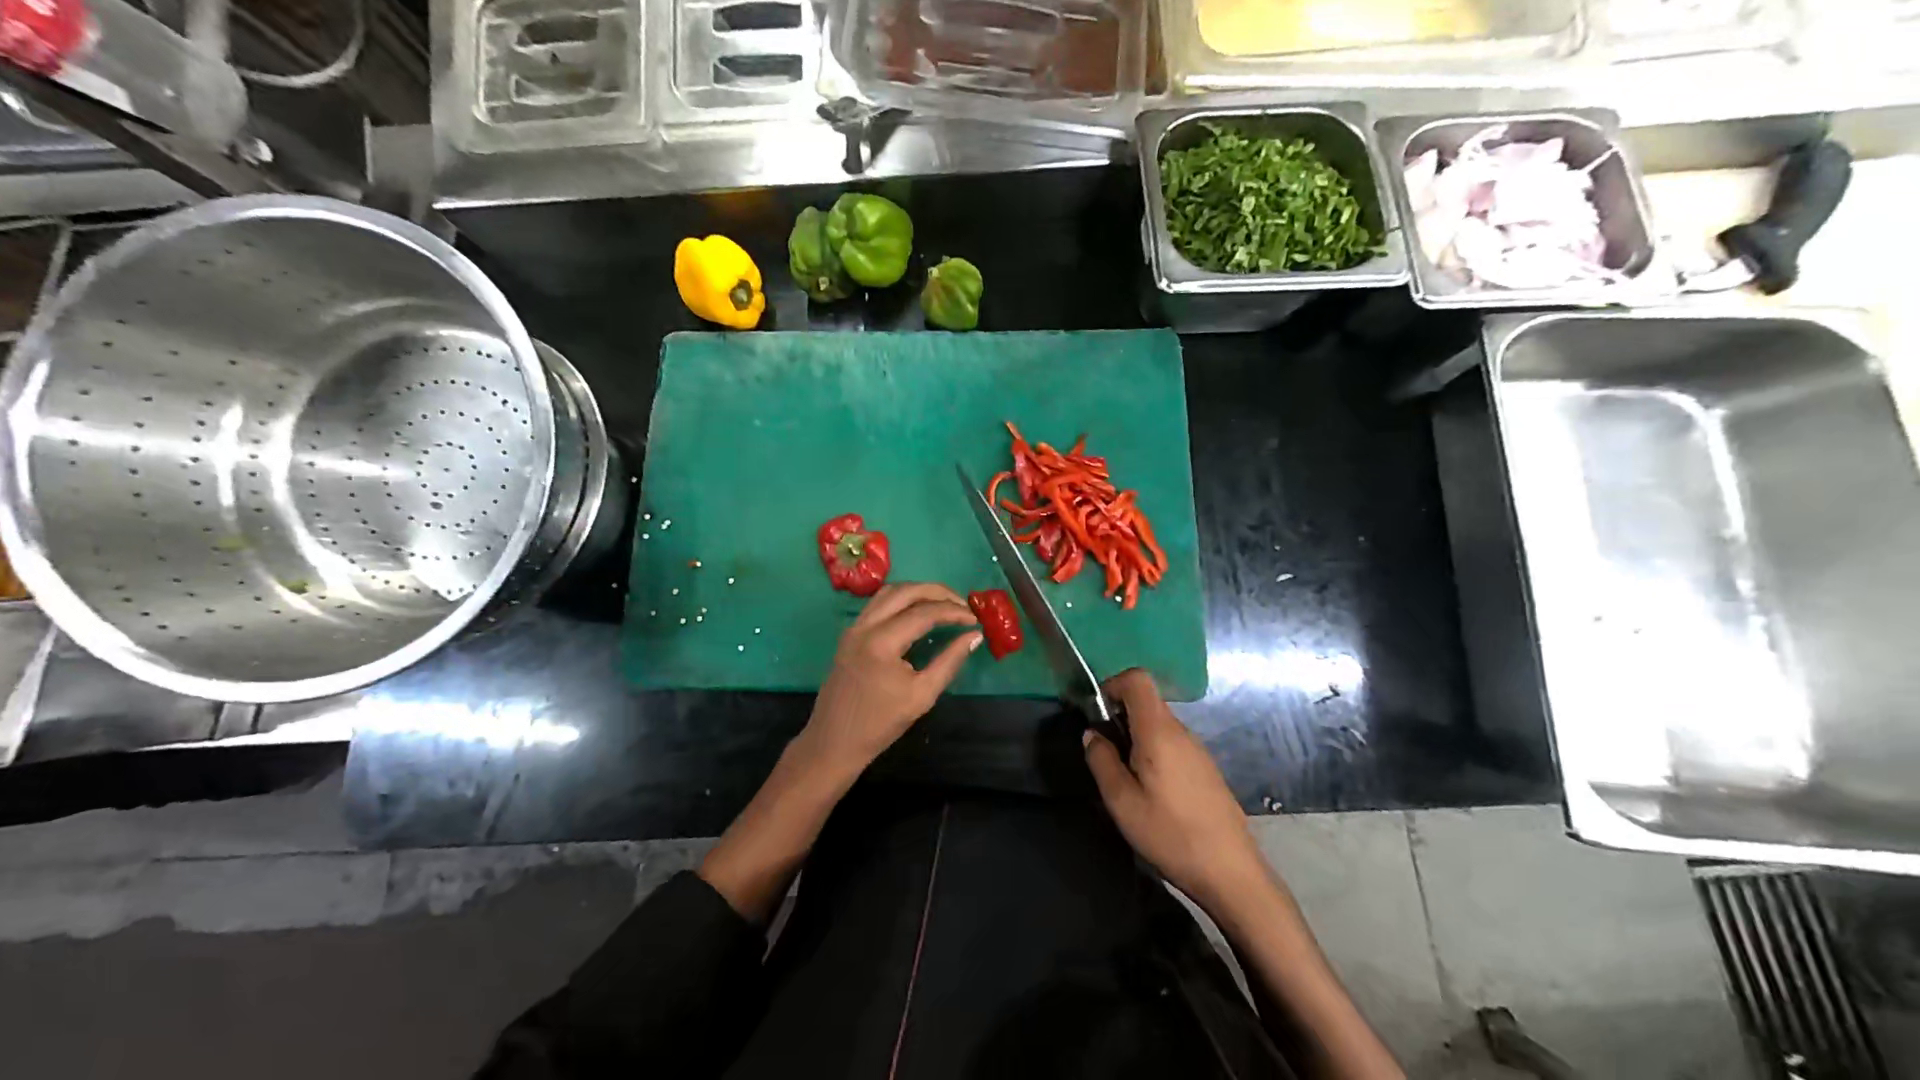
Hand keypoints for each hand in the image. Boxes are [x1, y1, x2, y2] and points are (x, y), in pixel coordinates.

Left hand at [795, 583, 982, 781]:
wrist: (834, 741)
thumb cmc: (880, 723)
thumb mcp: (922, 695)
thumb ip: (950, 661)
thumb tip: (974, 636)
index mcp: (882, 642)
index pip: (924, 612)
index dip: (953, 612)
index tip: (975, 619)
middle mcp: (865, 626)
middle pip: (906, 591)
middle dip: (938, 593)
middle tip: (963, 604)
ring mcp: (854, 628)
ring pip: (889, 592)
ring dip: (919, 592)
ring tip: (944, 604)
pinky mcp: (850, 634)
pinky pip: (878, 604)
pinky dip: (902, 600)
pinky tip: (918, 612)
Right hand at [1083, 669, 1268, 911]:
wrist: (1231, 872)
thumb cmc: (1170, 834)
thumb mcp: (1121, 801)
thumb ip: (1101, 760)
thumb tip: (1092, 733)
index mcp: (1159, 731)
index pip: (1137, 679)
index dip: (1112, 685)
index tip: (1096, 713)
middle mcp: (1181, 732)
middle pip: (1147, 702)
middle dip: (1119, 717)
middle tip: (1105, 755)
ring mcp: (1198, 750)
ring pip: (1159, 726)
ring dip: (1135, 738)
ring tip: (1125, 780)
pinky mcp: (1206, 769)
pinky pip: (1172, 745)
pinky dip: (1153, 754)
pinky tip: (1152, 793)